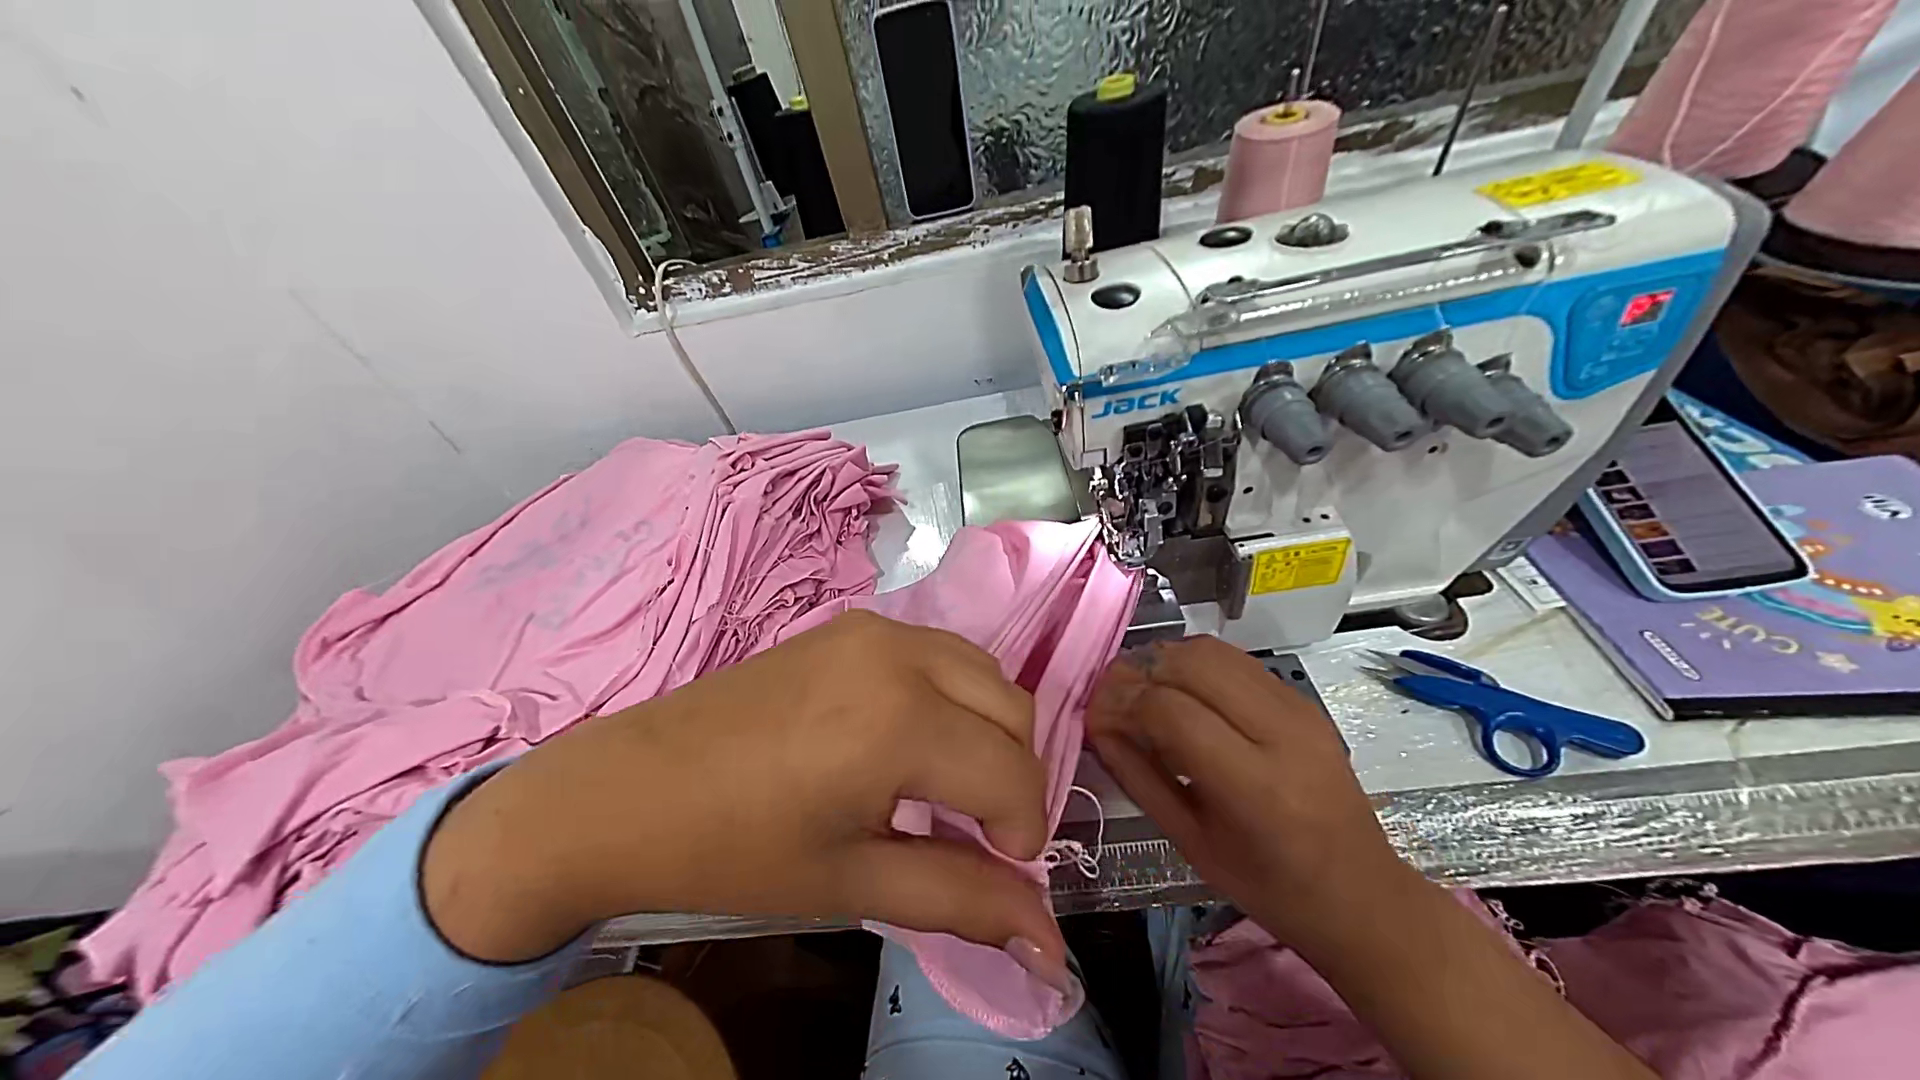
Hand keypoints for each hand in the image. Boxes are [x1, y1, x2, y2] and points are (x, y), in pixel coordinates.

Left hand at [421, 610, 1070, 988]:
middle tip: (975, 832)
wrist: (626, 789)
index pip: (1013, 773)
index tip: (999, 867)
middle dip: (1013, 777)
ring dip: (988, 731)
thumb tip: (1053, 947)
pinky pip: (940, 653)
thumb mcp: (853, 882)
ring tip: (947, 786)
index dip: (1023, 829)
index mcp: (900, 720)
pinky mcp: (853, 624)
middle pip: (1013, 710)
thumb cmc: (735, 848)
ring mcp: (876, 628)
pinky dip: (954, 696)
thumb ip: (963, 902)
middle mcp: (900, 654)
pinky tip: (912, 739)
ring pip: (983, 672)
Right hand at [1089, 638, 1657, 1079]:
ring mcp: (1299, 708)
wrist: (1362, 894)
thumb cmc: (1267, 885)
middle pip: (1191, 664)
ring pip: (1212, 650)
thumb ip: (1137, 776)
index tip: (1096, 713)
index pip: (1170, 711)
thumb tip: (1096, 722)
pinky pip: (1235, 660)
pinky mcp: (1303, 698)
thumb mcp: (1190, 842)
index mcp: (1255, 787)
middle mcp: (1282, 733)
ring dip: (1168, 662)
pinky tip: (1186, 697)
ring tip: (1149, 695)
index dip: (1121, 703)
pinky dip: (1197, 666)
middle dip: (1142, 673)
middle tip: (1118, 701)